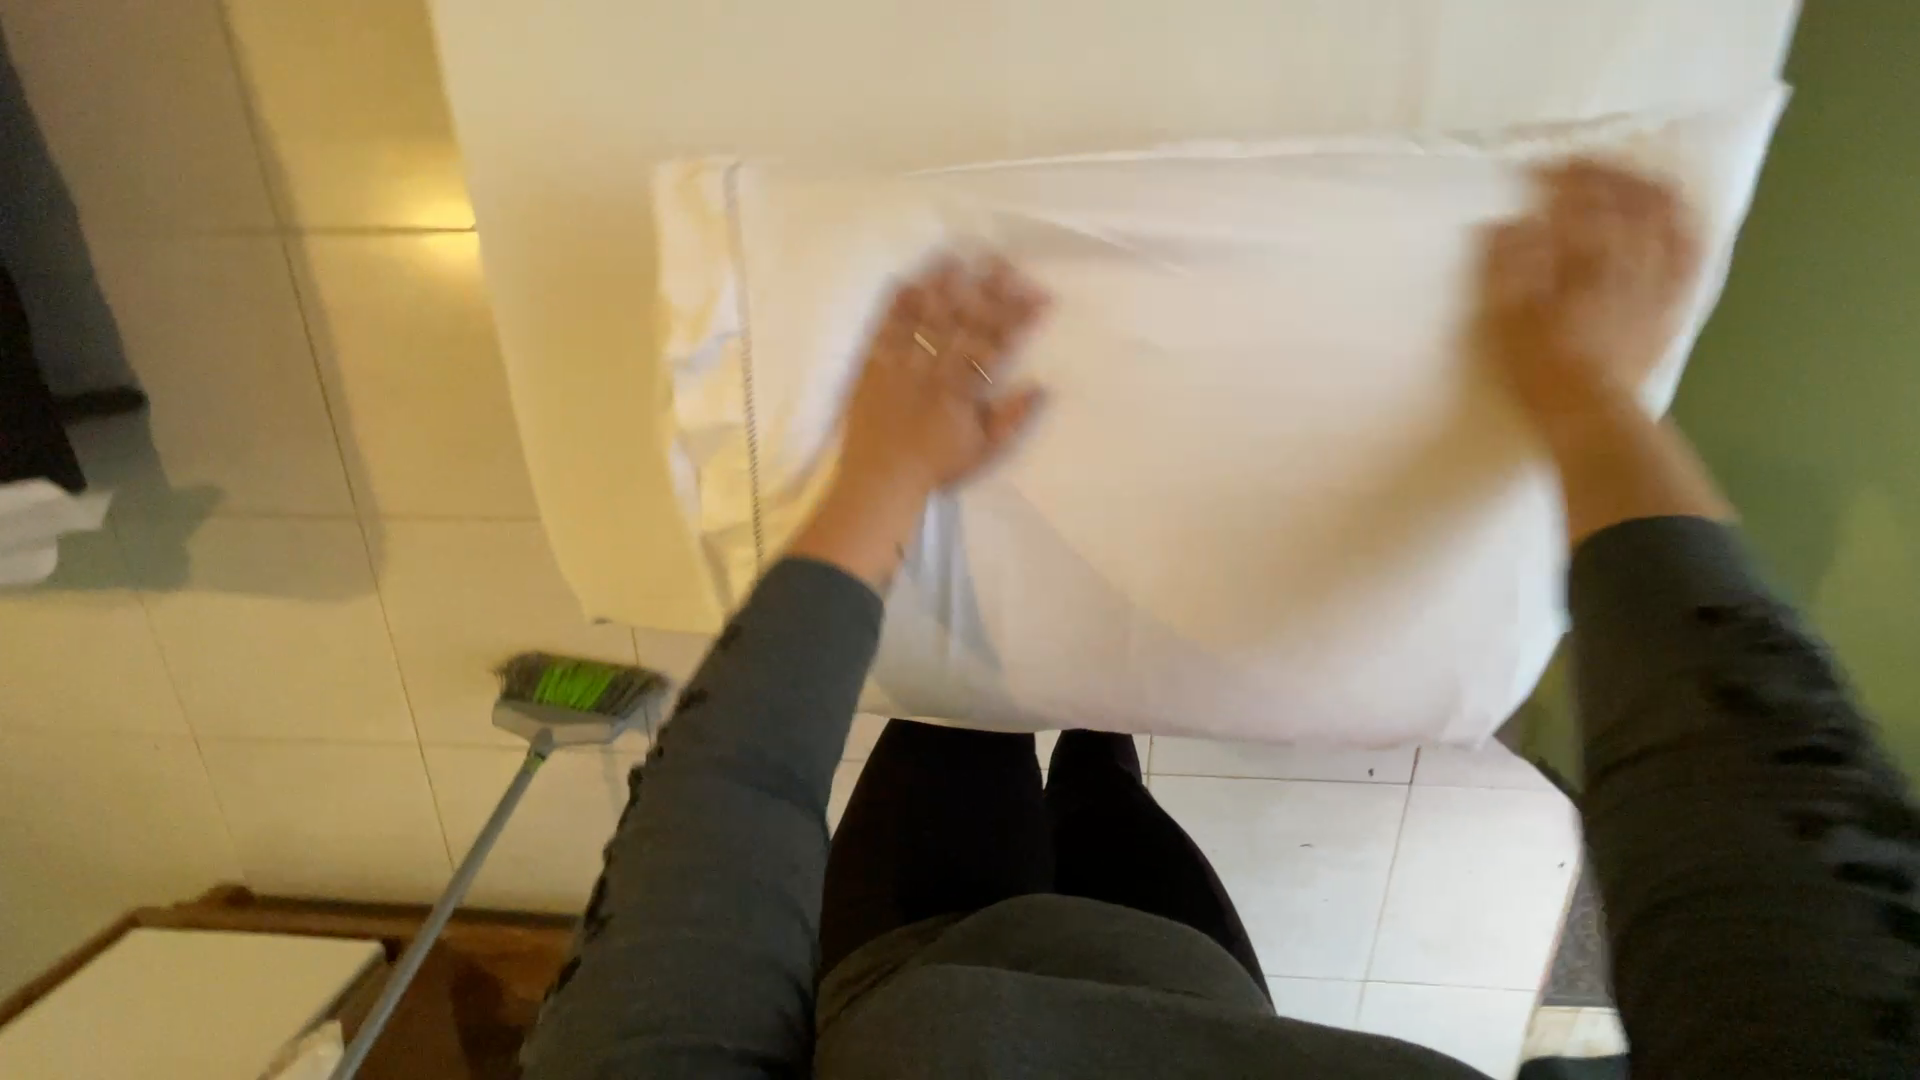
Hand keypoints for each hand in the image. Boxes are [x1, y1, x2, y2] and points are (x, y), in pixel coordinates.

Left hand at [838, 255, 1051, 501]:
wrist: (880, 481)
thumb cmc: (935, 468)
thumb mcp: (983, 452)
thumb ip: (1012, 419)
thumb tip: (1042, 387)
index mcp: (961, 391)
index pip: (996, 345)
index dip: (1018, 318)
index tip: (1039, 297)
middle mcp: (932, 370)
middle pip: (963, 322)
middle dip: (985, 290)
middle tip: (1003, 261)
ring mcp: (900, 365)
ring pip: (924, 318)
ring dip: (942, 286)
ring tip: (958, 258)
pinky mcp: (872, 366)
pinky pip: (884, 329)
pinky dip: (897, 304)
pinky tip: (909, 281)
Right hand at [1476, 158, 1702, 431]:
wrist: (1588, 411)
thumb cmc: (1537, 367)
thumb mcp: (1503, 321)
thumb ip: (1506, 268)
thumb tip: (1506, 224)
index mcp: (1587, 260)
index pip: (1580, 200)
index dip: (1559, 178)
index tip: (1536, 169)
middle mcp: (1633, 257)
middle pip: (1630, 197)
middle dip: (1606, 174)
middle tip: (1580, 166)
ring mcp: (1661, 277)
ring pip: (1668, 214)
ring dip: (1647, 188)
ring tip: (1628, 178)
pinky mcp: (1675, 299)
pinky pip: (1691, 247)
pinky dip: (1682, 222)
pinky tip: (1673, 216)